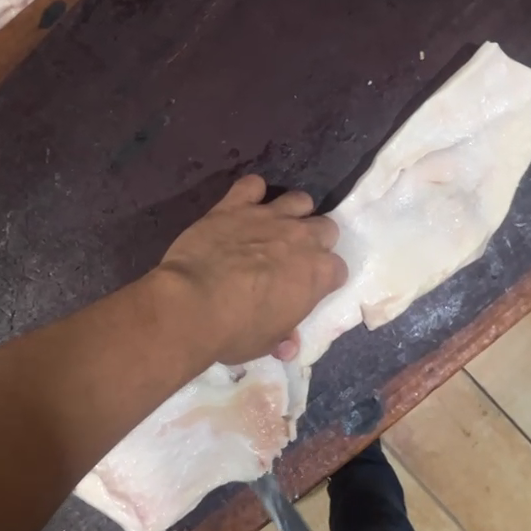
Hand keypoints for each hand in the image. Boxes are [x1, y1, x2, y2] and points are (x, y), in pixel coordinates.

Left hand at [152, 175, 346, 364]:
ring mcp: (268, 216)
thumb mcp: (266, 342)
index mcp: (317, 274)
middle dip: (315, 241)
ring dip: (292, 212)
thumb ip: (282, 335)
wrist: (193, 303)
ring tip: (275, 227)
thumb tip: (287, 345)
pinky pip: (251, 185)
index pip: (337, 269)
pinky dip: (250, 193)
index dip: (324, 278)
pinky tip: (241, 206)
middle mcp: (300, 238)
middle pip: (325, 228)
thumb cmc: (235, 331)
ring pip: (298, 200)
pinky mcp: (235, 205)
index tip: (309, 287)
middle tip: (293, 257)